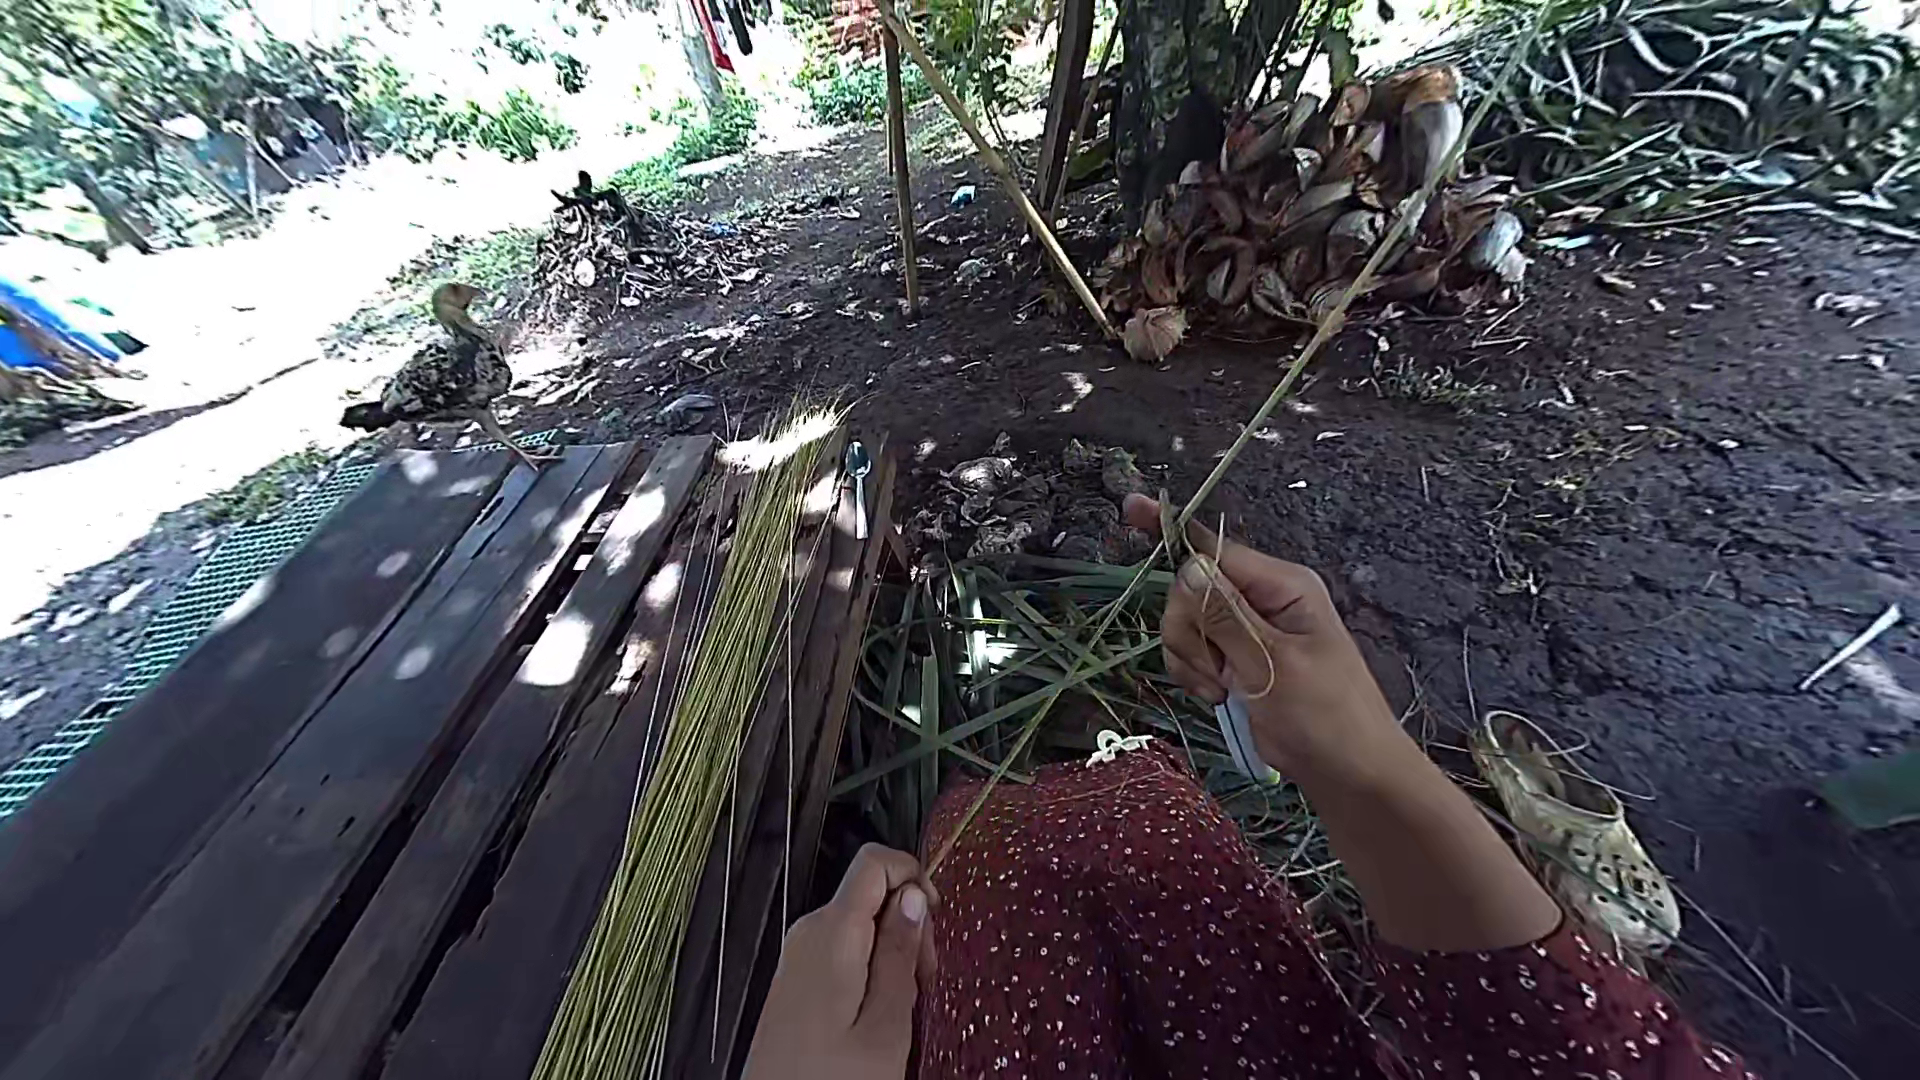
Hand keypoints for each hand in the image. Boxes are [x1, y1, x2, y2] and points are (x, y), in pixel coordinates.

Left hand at [741, 844, 937, 1079]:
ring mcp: (798, 954)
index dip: (912, 874)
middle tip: (926, 978)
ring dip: (892, 947)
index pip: (874, 860)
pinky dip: (870, 964)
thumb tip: (913, 893)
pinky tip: (879, 1011)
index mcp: (831, 930)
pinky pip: (843, 946)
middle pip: (871, 891)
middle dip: (907, 921)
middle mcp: (810, 929)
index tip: (934, 918)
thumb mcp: (884, 1028)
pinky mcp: (795, 979)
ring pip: (861, 921)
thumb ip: (899, 952)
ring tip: (905, 1004)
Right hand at [1126, 495, 1560, 950]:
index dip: (1169, 531)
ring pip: (1182, 620)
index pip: (1213, 547)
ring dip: (1190, 656)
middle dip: (1187, 630)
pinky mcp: (1230, 651)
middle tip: (1213, 669)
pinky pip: (1188, 647)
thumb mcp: (1274, 665)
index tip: (1129, 508)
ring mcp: (1242, 625)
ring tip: (1220, 687)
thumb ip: (1225, 615)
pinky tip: (1216, 693)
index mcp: (1280, 585)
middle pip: (1188, 589)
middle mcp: (1258, 596)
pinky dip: (1192, 670)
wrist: (1347, 776)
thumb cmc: (1324, 717)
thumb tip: (1186, 566)